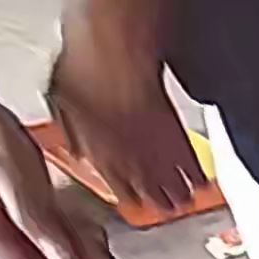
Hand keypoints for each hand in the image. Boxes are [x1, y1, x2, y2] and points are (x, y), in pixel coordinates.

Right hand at [0, 80, 107, 258]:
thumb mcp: (8, 168)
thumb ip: (32, 215)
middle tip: (99, 244)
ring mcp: (8, 223)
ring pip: (56, 258)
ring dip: (83, 250)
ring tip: (93, 229)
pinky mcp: (23, 214)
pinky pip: (57, 239)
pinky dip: (77, 235)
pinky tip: (86, 220)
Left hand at [49, 44, 205, 212]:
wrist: (114, 55)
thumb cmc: (83, 72)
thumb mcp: (59, 102)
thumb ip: (71, 133)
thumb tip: (75, 150)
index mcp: (102, 157)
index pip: (122, 194)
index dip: (130, 198)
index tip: (136, 199)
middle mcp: (135, 165)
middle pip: (156, 200)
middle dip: (160, 203)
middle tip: (165, 204)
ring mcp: (162, 157)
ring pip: (180, 193)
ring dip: (182, 197)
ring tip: (184, 199)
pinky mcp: (183, 145)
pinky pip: (198, 174)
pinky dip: (200, 180)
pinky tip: (199, 180)